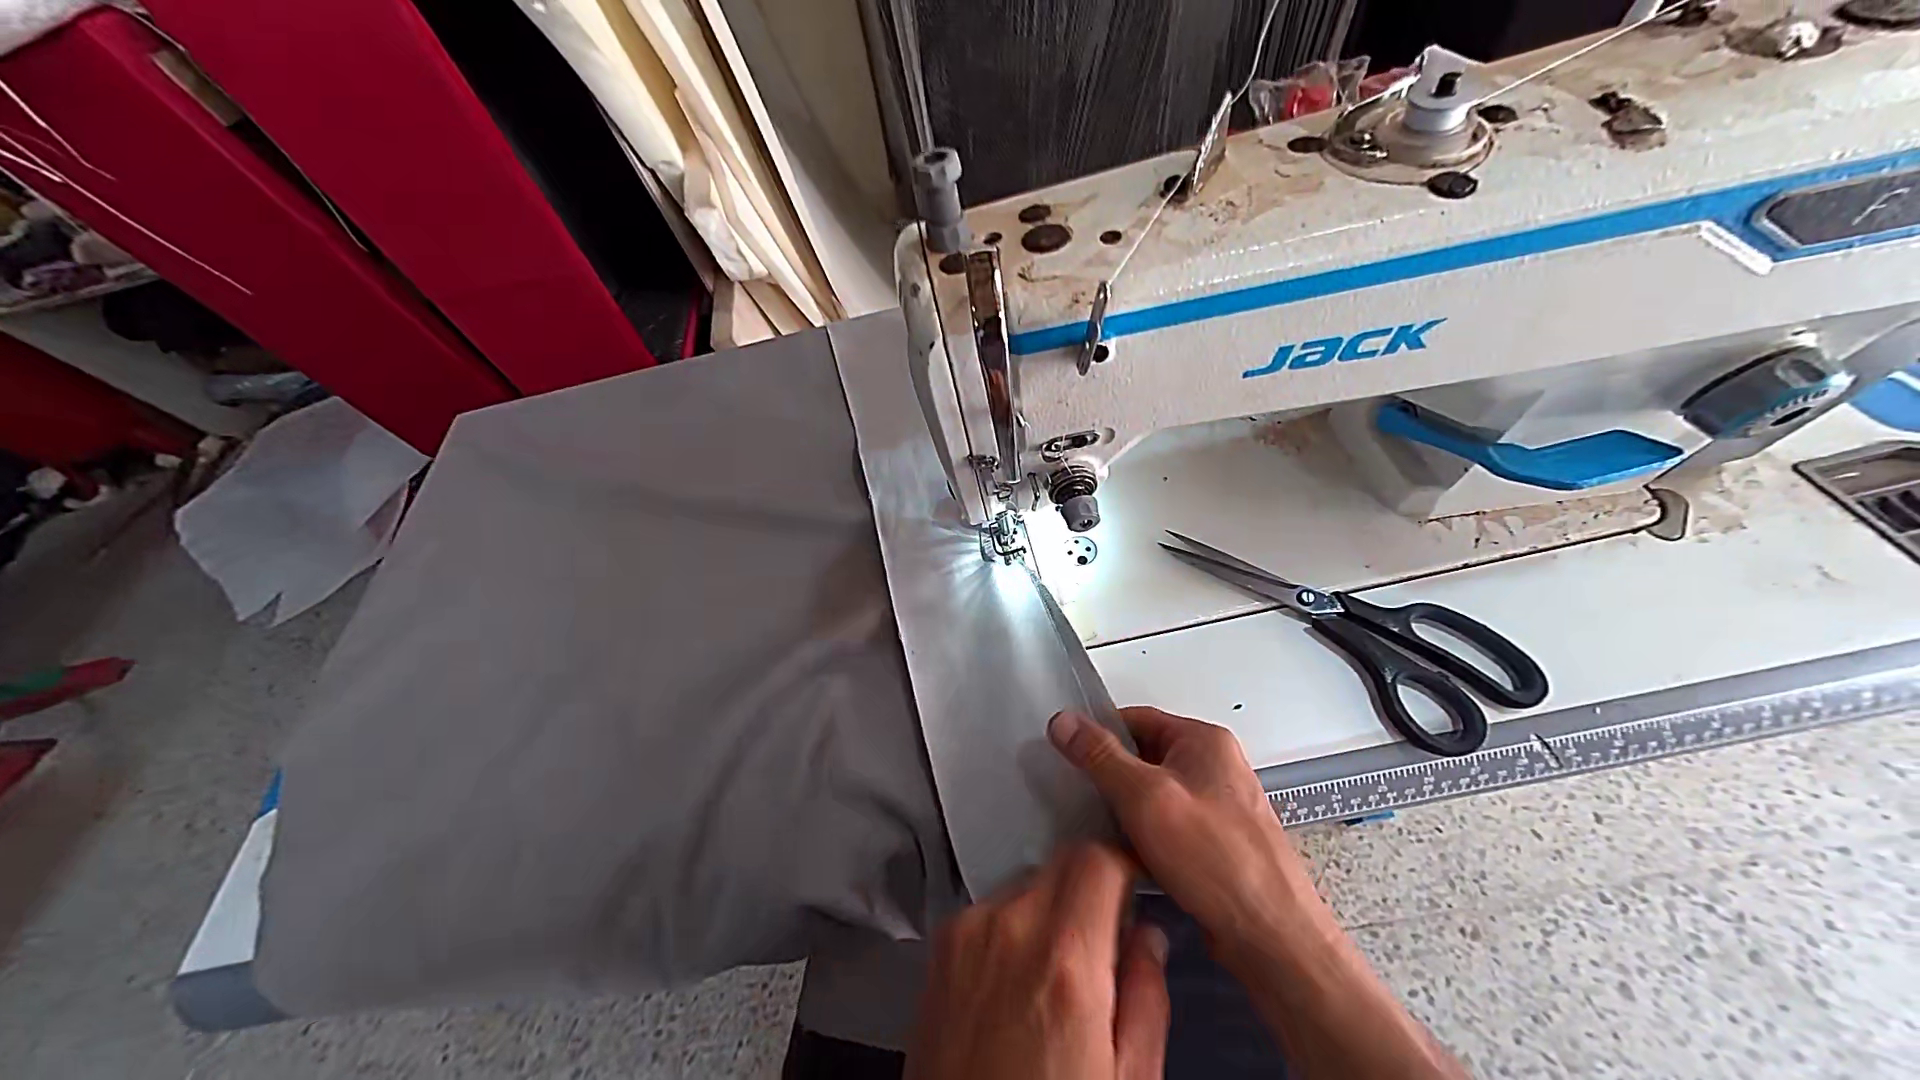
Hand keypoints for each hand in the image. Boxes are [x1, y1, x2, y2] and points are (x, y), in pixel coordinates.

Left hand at [906, 844, 1169, 1079]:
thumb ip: (1146, 996)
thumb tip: (1146, 935)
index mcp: (1064, 960)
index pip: (1097, 860)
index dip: (1124, 860)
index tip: (1138, 878)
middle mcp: (1009, 928)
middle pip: (1061, 863)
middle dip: (1091, 884)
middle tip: (1108, 933)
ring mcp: (966, 933)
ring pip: (1027, 884)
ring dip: (1052, 906)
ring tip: (1061, 969)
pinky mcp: (939, 948)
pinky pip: (991, 910)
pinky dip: (1015, 925)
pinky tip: (1020, 977)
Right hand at [1048, 707, 1316, 956]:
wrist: (1271, 939)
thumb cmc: (1217, 860)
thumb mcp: (1143, 797)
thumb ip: (1099, 756)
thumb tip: (1064, 721)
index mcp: (1205, 740)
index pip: (1137, 718)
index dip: (1099, 733)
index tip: (1069, 752)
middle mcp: (1216, 766)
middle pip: (1144, 755)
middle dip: (1113, 777)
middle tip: (1083, 796)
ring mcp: (1219, 805)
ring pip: (1154, 793)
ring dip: (1128, 809)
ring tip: (1105, 829)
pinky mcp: (1216, 841)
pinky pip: (1169, 824)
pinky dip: (1146, 835)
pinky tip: (1131, 856)